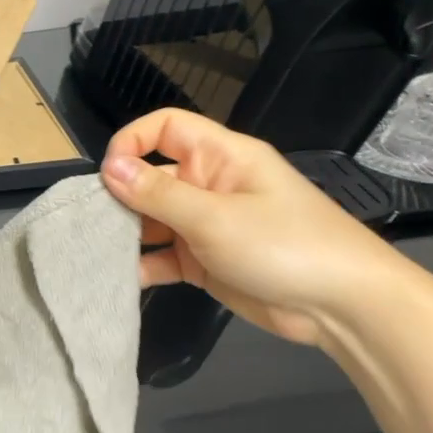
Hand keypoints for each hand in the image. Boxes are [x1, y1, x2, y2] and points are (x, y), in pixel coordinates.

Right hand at [100, 109, 418, 347]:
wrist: (340, 304)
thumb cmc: (285, 246)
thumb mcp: (214, 217)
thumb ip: (158, 194)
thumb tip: (109, 168)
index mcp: (221, 158)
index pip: (165, 128)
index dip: (131, 143)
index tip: (107, 178)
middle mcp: (209, 185)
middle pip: (149, 177)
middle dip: (118, 197)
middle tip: (92, 224)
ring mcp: (205, 225)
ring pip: (150, 220)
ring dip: (124, 236)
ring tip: (97, 254)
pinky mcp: (202, 262)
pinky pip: (160, 257)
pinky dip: (140, 267)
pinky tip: (120, 280)